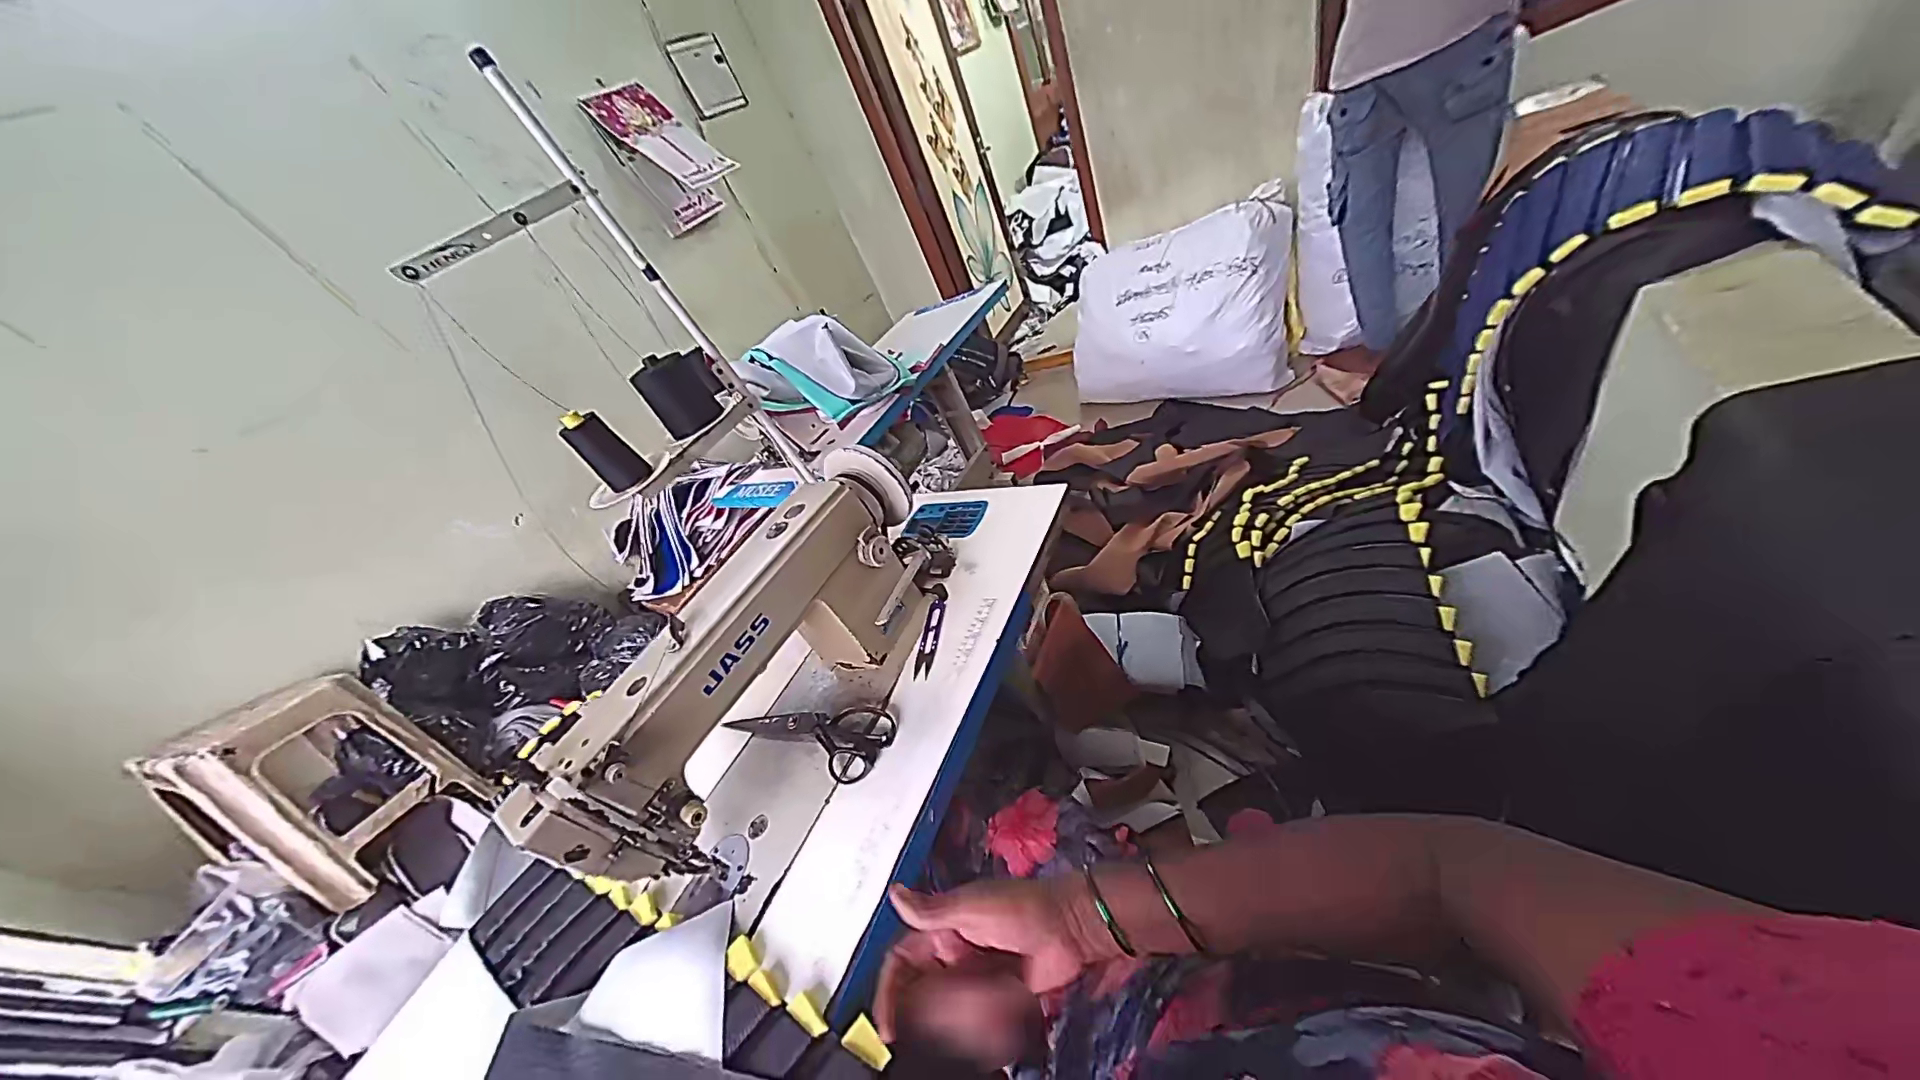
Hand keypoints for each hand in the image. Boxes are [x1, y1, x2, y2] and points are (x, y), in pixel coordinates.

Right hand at [875, 878, 1114, 1040]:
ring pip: (954, 1015)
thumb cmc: (1022, 908)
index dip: (890, 991)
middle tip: (974, 1003)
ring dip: (974, 1016)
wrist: (1071, 928)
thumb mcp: (974, 906)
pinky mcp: (998, 1001)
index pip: (903, 961)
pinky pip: (981, 1026)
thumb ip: (932, 909)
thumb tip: (894, 893)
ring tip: (1005, 996)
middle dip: (946, 1007)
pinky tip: (1012, 1007)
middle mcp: (954, 957)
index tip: (887, 1024)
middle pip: (927, 997)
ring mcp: (976, 981)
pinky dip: (992, 1028)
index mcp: (943, 929)